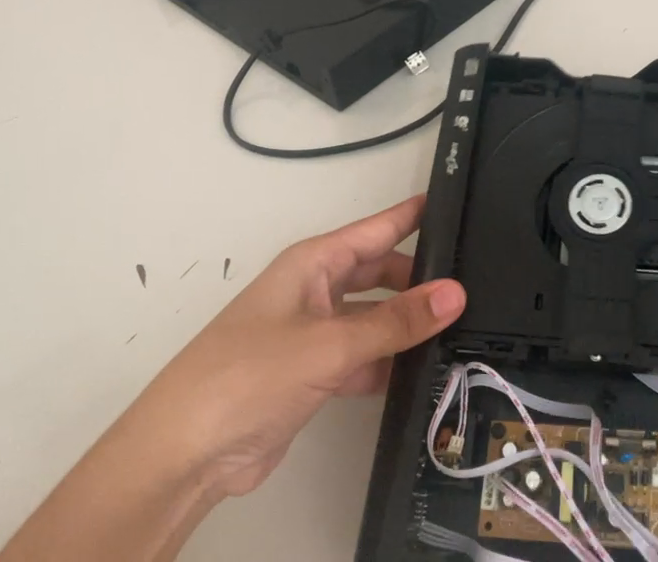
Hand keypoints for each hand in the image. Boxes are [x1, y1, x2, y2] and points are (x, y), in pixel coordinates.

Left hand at [129, 194, 465, 497]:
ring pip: (374, 318)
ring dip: (406, 325)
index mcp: (313, 264)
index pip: (377, 229)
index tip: (460, 204)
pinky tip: (424, 373)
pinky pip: (363, 357)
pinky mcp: (313, 375)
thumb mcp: (330, 345)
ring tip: (461, 329)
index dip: (415, 216)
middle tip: (473, 285)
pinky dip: (389, 363)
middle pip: (379, 274)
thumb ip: (396, 321)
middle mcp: (315, 291)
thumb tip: (456, 293)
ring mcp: (313, 334)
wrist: (185, 453)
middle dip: (419, 278)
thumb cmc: (250, 375)